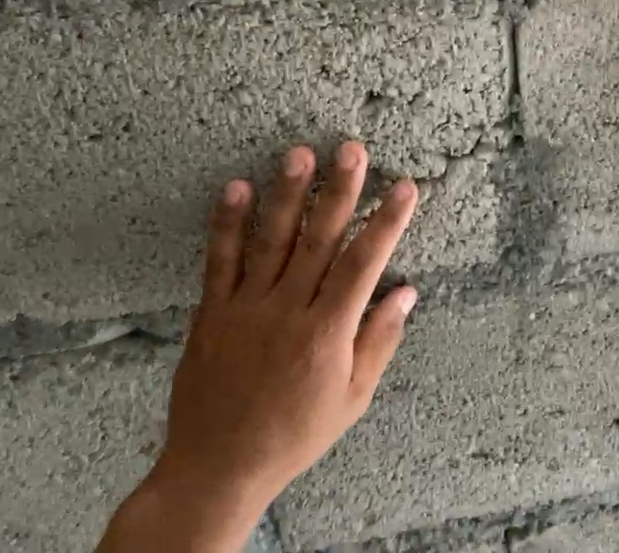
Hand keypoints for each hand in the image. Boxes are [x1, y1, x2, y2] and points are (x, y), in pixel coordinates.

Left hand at [127, 142, 419, 540]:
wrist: (216, 468)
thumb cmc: (294, 434)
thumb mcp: (352, 398)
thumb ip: (379, 341)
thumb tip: (406, 292)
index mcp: (327, 332)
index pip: (364, 263)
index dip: (386, 221)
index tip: (404, 187)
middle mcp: (288, 311)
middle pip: (319, 240)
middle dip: (339, 191)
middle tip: (352, 150)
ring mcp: (246, 309)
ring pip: (271, 241)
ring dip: (288, 194)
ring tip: (299, 154)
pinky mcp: (212, 313)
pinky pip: (220, 261)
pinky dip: (228, 224)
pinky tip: (236, 189)